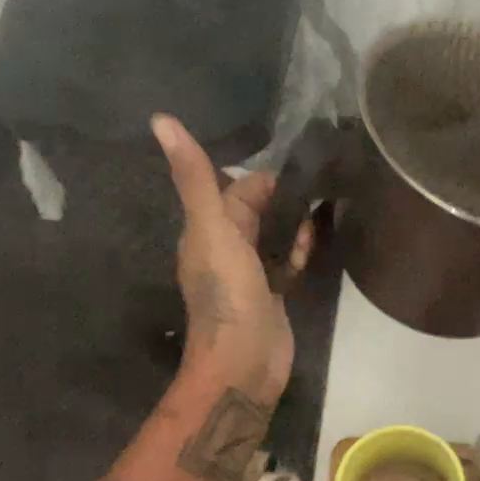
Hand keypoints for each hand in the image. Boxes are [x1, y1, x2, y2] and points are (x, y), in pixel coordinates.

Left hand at [152, 114, 312, 402]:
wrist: (244, 363)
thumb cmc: (228, 297)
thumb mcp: (212, 231)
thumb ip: (194, 179)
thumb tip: (160, 118)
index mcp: (208, 231)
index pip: (237, 191)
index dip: (265, 181)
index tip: (299, 172)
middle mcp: (227, 249)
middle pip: (259, 213)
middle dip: (284, 203)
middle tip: (316, 196)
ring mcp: (251, 276)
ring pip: (275, 238)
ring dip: (295, 228)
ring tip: (318, 222)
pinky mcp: (273, 298)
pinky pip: (287, 265)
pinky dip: (299, 254)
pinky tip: (314, 249)